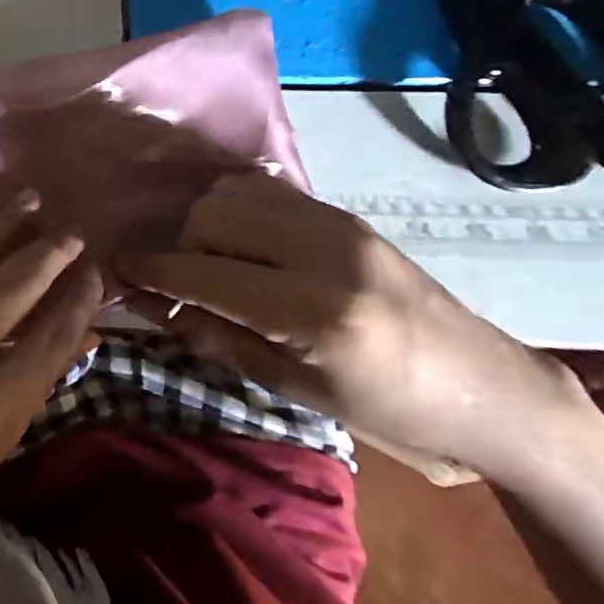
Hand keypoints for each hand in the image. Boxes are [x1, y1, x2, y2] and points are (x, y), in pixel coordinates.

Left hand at [0, 192, 104, 553]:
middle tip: (73, 230)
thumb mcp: (2, 440)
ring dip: (3, 221)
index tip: (96, 270)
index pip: (54, 333)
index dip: (81, 297)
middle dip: (51, 251)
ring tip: (30, 199)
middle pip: (15, 283)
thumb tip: (88, 324)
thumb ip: (45, 374)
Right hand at [119, 173, 588, 479]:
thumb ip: (221, 339)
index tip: (120, 267)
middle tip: (179, 280)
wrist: (483, 384)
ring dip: (208, 222)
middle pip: (215, 214)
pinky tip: (242, 242)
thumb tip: (159, 307)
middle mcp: (321, 247)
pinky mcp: (345, 213)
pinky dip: (239, 210)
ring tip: (212, 261)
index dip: (155, 268)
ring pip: (237, 192)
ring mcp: (336, 221)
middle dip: (181, 243)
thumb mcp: (300, 390)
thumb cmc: (393, 411)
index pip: (207, 272)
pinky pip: (269, 192)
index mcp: (313, 309)